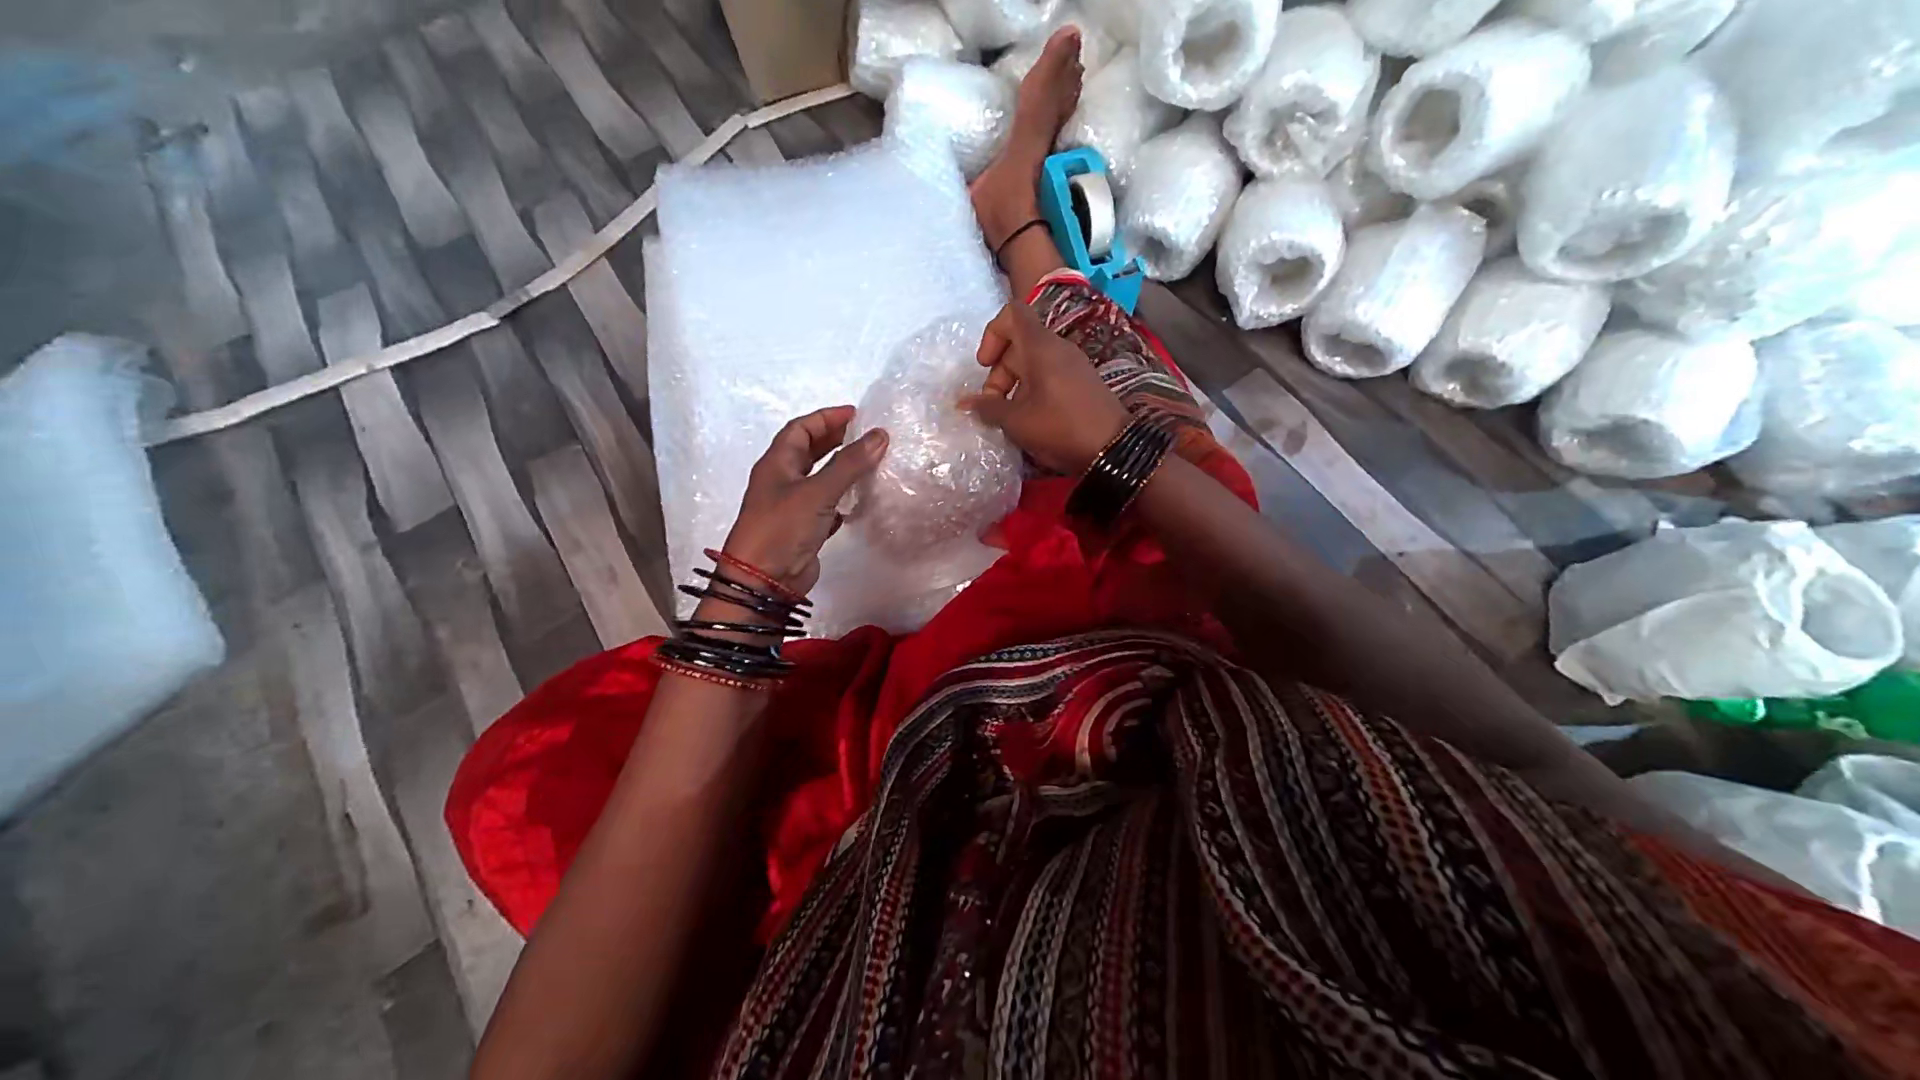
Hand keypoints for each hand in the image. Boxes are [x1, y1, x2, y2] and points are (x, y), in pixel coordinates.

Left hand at [721, 406, 887, 596]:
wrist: (763, 581)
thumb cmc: (782, 528)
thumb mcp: (817, 491)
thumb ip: (849, 463)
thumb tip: (880, 435)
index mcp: (776, 464)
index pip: (800, 429)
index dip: (826, 418)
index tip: (856, 415)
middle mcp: (782, 481)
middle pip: (809, 451)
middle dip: (835, 440)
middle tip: (866, 435)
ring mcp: (792, 506)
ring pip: (819, 478)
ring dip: (842, 469)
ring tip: (870, 462)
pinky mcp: (803, 529)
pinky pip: (825, 505)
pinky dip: (842, 498)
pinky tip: (861, 499)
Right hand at [963, 302, 1129, 472]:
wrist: (1113, 448)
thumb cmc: (1060, 427)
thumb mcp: (1017, 420)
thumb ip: (988, 407)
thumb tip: (963, 402)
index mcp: (1041, 347)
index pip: (1011, 314)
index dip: (992, 334)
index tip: (984, 365)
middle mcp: (1058, 348)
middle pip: (1018, 344)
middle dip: (998, 373)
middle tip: (993, 406)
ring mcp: (1072, 364)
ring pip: (1032, 362)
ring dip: (1013, 386)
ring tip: (1009, 417)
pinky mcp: (1081, 382)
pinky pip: (1048, 375)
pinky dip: (1032, 391)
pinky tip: (1030, 419)